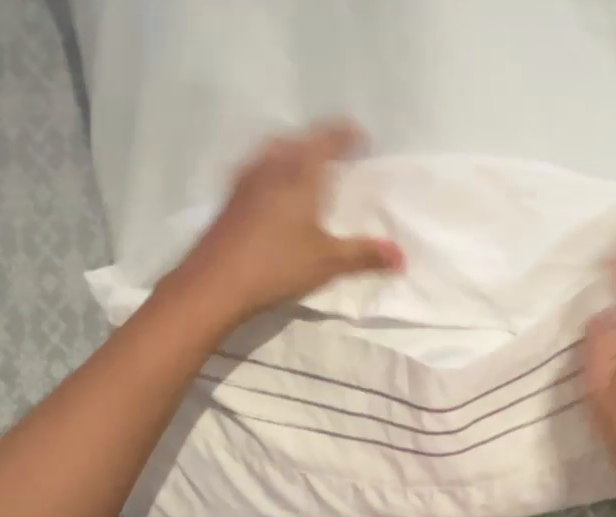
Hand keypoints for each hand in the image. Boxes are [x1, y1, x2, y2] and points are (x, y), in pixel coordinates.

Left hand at [173, 120, 404, 321]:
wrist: (214, 282)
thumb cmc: (276, 265)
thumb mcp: (327, 262)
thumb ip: (364, 255)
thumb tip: (401, 257)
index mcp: (300, 174)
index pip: (326, 140)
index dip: (345, 134)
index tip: (360, 135)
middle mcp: (271, 167)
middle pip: (296, 139)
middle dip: (316, 140)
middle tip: (332, 149)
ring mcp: (246, 181)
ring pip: (271, 152)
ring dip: (290, 151)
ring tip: (302, 165)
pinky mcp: (229, 200)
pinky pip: (255, 170)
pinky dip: (270, 170)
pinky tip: (272, 191)